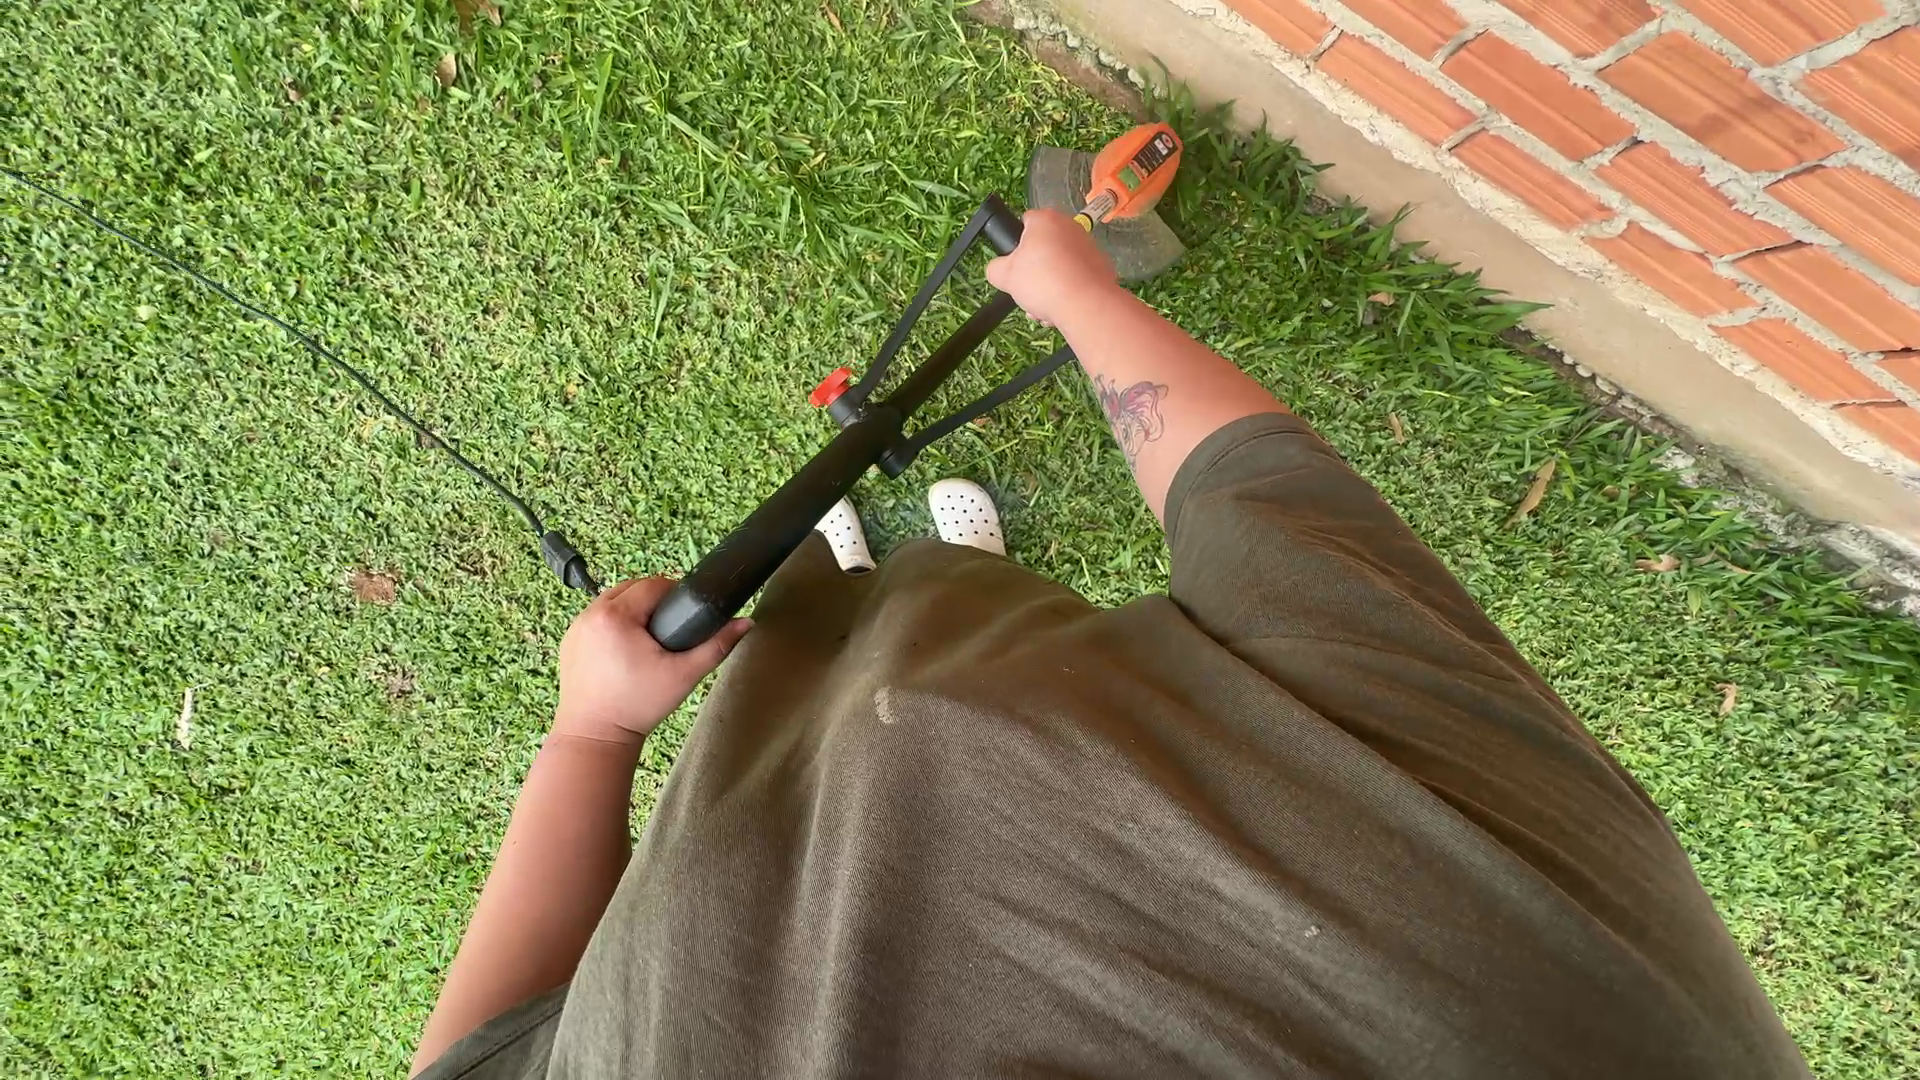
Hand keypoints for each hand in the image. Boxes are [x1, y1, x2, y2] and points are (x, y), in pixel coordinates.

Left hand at [552, 577, 752, 749]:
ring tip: (653, 634)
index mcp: (615, 616)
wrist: (595, 735)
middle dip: (654, 600)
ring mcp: (576, 628)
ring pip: (613, 600)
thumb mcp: (685, 674)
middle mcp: (590, 615)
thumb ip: (717, 645)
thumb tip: (745, 623)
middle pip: (631, 587)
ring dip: (634, 608)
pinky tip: (630, 643)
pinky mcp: (570, 641)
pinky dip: (615, 622)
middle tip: (672, 627)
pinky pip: (598, 617)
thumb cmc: (638, 705)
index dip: (675, 594)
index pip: (653, 585)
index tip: (686, 616)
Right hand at [985, 208, 1120, 327]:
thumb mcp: (1004, 276)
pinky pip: (1077, 276)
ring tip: (1044, 308)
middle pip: (1044, 247)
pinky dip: (1069, 290)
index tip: (1016, 264)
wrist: (1084, 303)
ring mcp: (1088, 245)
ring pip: (1060, 265)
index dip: (1017, 243)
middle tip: (1029, 291)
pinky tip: (1062, 308)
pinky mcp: (1101, 265)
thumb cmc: (1042, 281)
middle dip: (1035, 271)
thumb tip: (998, 269)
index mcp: (1045, 220)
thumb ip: (995, 269)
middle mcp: (1069, 225)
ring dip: (1050, 285)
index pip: (1025, 221)